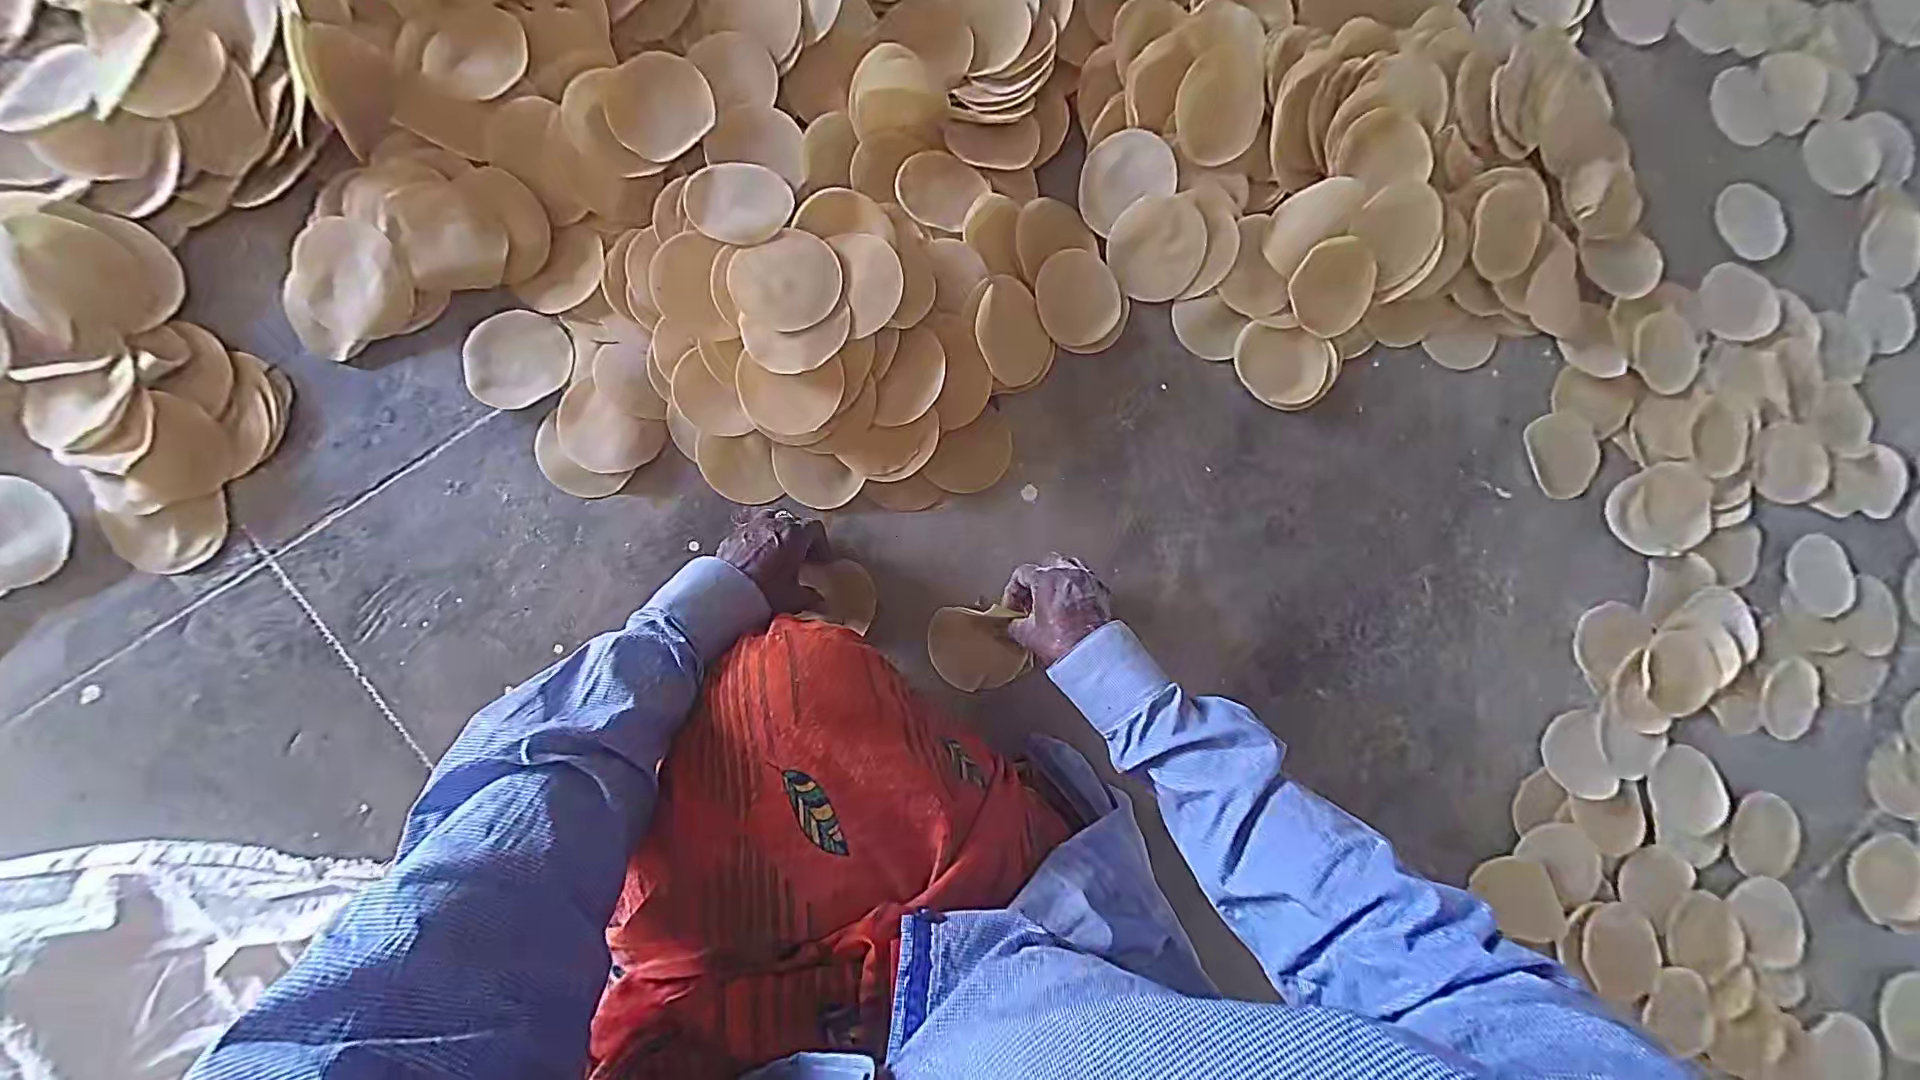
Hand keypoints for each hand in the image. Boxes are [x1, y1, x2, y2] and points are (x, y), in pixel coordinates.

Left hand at [717, 508, 831, 614]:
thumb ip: (810, 596)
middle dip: (800, 538)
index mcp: (794, 535)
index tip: (821, 559)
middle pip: (793, 522)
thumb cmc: (763, 592)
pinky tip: (756, 557)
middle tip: (802, 556)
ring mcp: (751, 527)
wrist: (725, 594)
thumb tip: (817, 599)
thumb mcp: (794, 598)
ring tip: (779, 550)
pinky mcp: (732, 535)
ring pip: (771, 520)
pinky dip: (757, 539)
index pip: (814, 528)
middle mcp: (773, 525)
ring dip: (778, 531)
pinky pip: (750, 530)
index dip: (821, 543)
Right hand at [1003, 555, 1112, 666]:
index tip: (1013, 606)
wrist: (1093, 654)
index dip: (1012, 591)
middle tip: (1030, 600)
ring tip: (1051, 599)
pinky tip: (1070, 604)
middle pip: (1046, 565)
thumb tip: (1016, 625)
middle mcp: (1067, 572)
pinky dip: (1075, 589)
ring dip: (1057, 580)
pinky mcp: (1101, 591)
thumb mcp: (1027, 635)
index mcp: (1046, 578)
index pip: (1021, 573)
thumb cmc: (1064, 641)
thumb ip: (1016, 624)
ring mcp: (1086, 580)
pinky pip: (1084, 581)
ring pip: (1068, 568)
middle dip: (1035, 581)